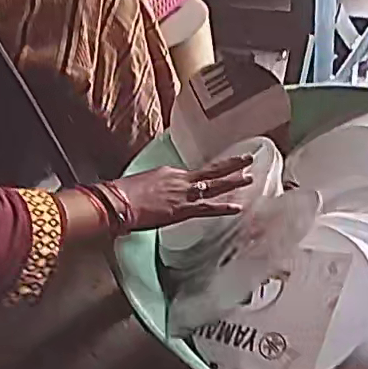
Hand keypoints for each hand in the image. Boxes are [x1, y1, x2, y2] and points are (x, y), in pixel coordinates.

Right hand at [106, 154, 256, 231]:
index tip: (216, 172)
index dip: (206, 175)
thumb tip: (150, 197)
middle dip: (231, 165)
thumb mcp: (141, 186)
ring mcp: (183, 193)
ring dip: (234, 182)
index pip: (192, 174)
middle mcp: (179, 179)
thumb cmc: (122, 195)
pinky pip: (208, 207)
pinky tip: (237, 208)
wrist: (117, 201)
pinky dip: (224, 207)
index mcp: (168, 173)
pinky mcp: (183, 209)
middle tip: (248, 159)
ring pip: (215, 186)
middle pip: (210, 171)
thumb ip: (152, 190)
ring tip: (250, 178)